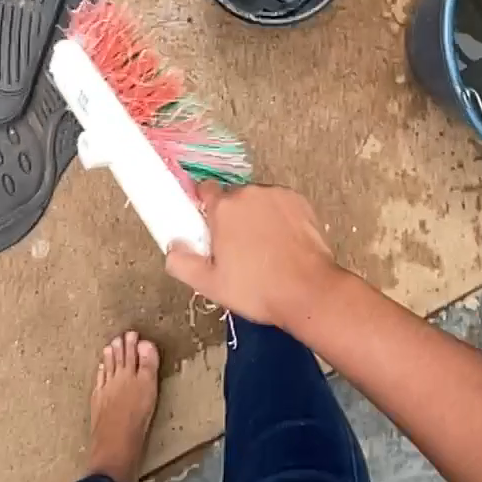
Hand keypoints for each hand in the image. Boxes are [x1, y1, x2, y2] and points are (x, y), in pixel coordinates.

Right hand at [164, 181, 348, 329]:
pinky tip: (282, 244)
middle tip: (236, 248)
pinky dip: (279, 217)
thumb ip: (182, 263)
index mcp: (223, 207)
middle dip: (232, 217)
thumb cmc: (258, 289)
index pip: (204, 190)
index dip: (204, 207)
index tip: (208, 226)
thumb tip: (173, 247)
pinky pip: (280, 204)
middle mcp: (249, 193)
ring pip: (257, 201)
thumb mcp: (210, 285)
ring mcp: (276, 195)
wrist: (308, 291)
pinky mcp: (299, 201)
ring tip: (263, 250)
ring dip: (256, 216)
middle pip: (232, 198)